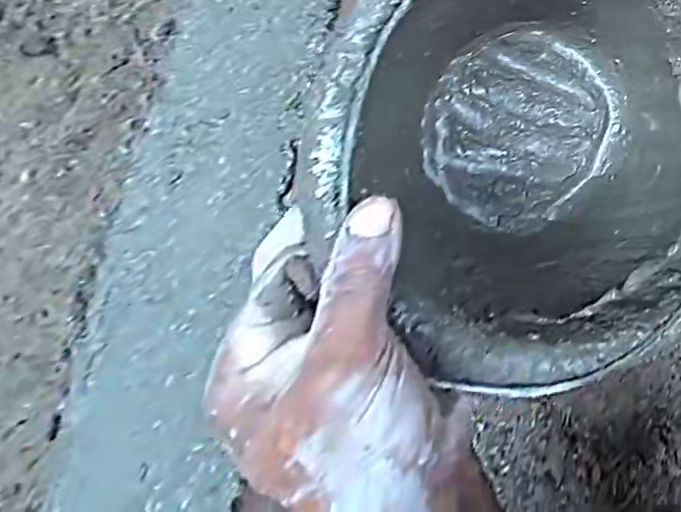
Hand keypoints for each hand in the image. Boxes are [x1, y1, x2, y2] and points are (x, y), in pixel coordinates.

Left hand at [205, 197, 494, 510]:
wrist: (420, 493)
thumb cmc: (354, 461)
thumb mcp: (344, 358)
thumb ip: (356, 281)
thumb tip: (371, 212)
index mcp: (252, 359)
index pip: (279, 267)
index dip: (319, 231)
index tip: (358, 199)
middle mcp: (293, 351)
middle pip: (326, 271)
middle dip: (361, 246)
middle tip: (391, 220)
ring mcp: (341, 351)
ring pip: (366, 283)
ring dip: (392, 264)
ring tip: (412, 246)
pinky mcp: (385, 352)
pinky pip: (398, 300)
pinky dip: (414, 285)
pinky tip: (427, 277)